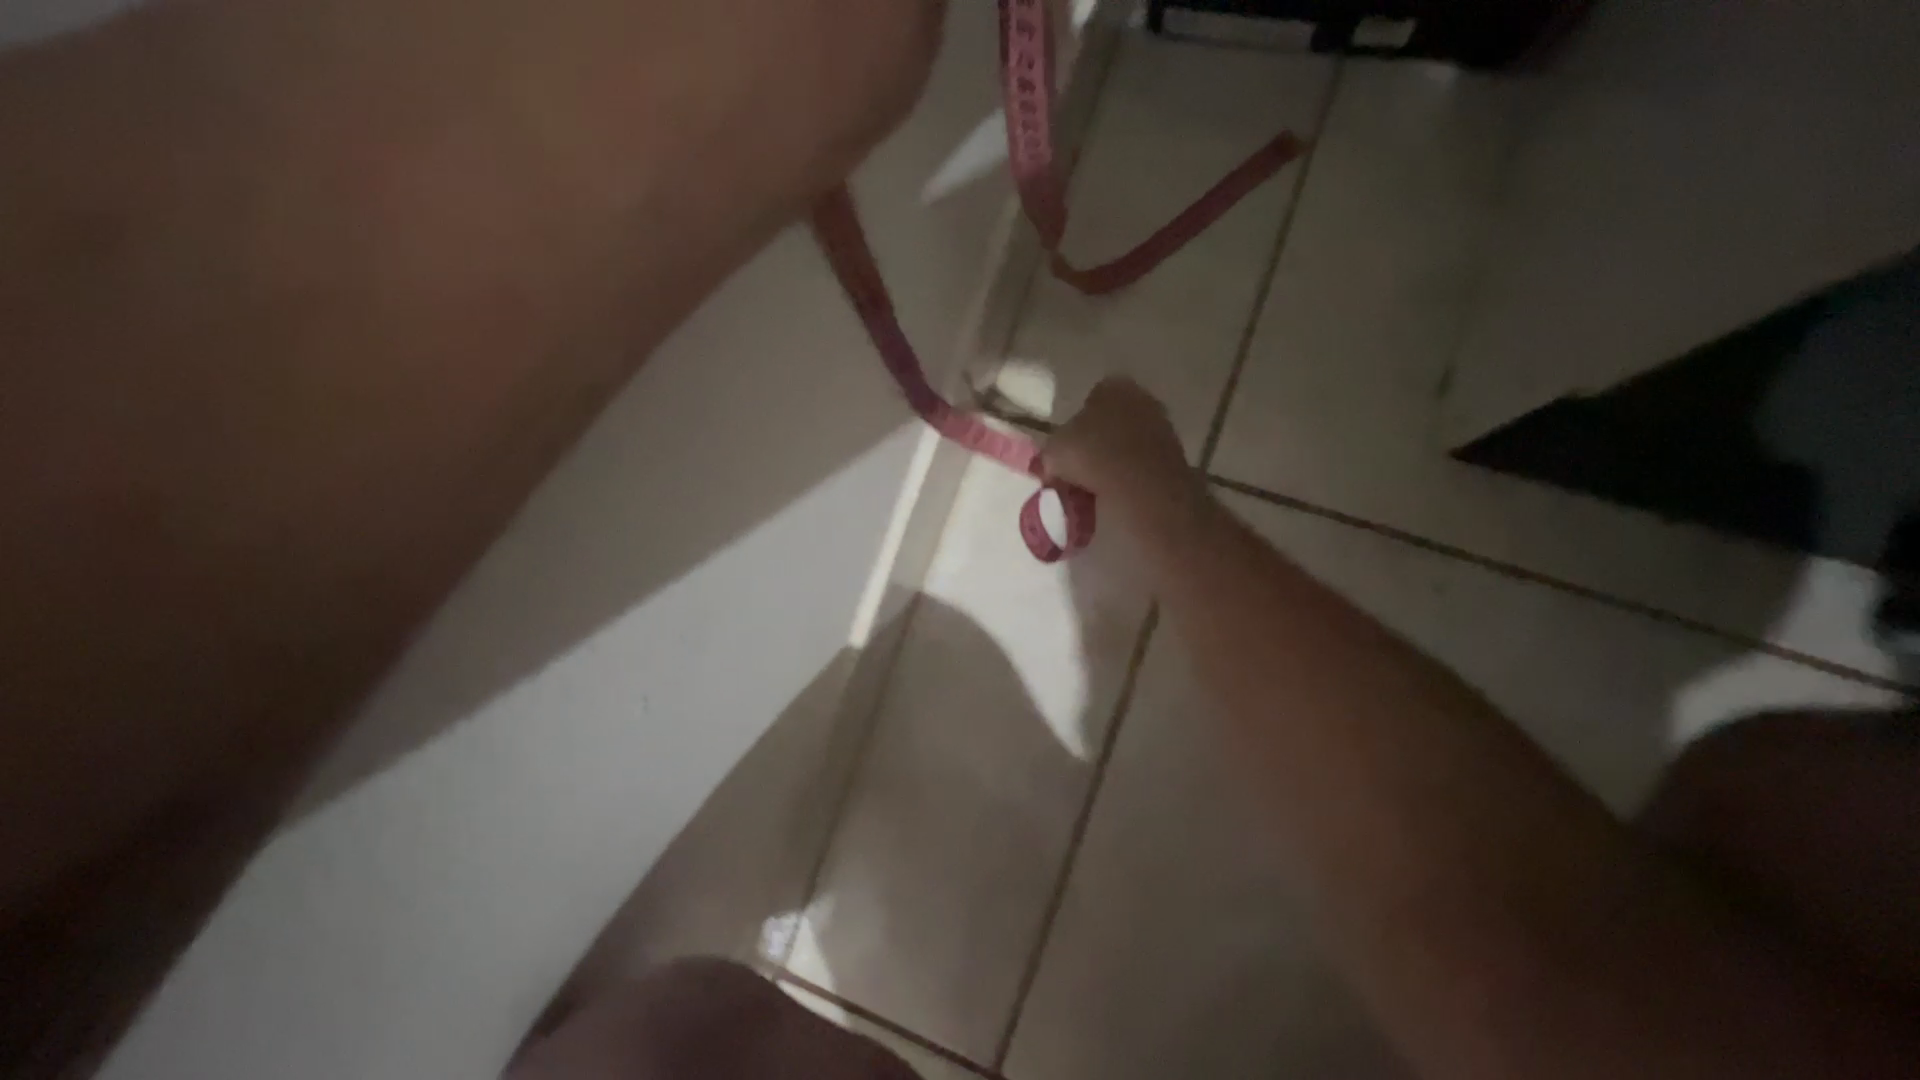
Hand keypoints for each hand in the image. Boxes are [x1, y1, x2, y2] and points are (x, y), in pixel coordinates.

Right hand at [1041, 378, 1209, 528]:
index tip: (1067, 449)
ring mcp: (1162, 425)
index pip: (1090, 399)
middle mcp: (1141, 397)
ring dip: (1116, 460)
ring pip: (1129, 442)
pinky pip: (1143, 463)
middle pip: (1112, 420)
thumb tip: (1050, 464)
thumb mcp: (1053, 453)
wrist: (1141, 484)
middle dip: (1098, 440)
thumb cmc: (1091, 456)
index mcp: (1111, 386)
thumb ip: (1050, 453)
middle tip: (1080, 468)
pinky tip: (1119, 492)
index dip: (1075, 425)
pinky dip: (1132, 475)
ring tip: (1097, 486)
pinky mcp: (1176, 454)